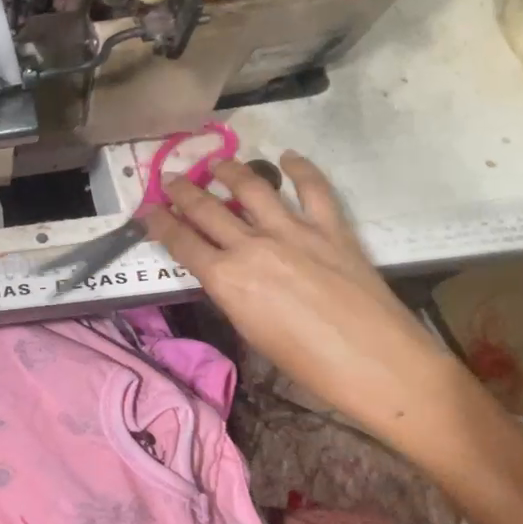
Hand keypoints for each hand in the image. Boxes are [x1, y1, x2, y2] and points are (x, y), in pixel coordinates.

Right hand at [143, 152, 463, 434]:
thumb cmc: (307, 365)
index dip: (158, 223)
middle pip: (206, 208)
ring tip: (217, 163)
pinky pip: (314, 190)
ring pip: (252, 188)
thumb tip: (225, 273)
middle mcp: (253, 247)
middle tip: (170, 178)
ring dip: (228, 171)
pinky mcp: (332, 229)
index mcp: (227, 279)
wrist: (378, 365)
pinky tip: (288, 158)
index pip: (180, 241)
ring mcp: (294, 232)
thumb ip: (232, 294)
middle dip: (182, 190)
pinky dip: (300, 169)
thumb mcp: (250, 331)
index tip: (145, 210)